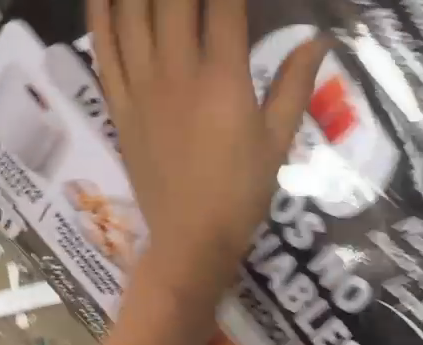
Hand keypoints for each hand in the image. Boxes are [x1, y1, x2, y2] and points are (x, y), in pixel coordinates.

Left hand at [90, 0, 327, 299]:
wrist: (191, 243)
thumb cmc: (241, 198)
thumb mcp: (277, 143)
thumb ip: (295, 86)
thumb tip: (320, 38)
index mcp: (224, 79)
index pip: (224, 0)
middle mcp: (178, 72)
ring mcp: (143, 88)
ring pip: (132, 10)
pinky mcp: (119, 107)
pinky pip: (103, 48)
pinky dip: (101, 10)